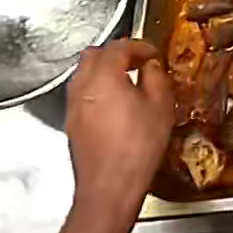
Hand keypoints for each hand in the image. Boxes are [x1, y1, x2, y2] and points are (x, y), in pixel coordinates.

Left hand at [63, 39, 175, 224]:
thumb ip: (155, 77)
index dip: (138, 45)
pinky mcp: (71, 123)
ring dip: (105, 70)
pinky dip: (98, 88)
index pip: (118, 47)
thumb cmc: (139, 145)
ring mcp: (73, 106)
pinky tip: (117, 103)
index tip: (152, 53)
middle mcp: (82, 87)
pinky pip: (82, 92)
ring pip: (84, 73)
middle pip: (93, 55)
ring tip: (129, 81)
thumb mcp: (160, 106)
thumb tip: (150, 66)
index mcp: (104, 77)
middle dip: (116, 53)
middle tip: (138, 62)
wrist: (110, 186)